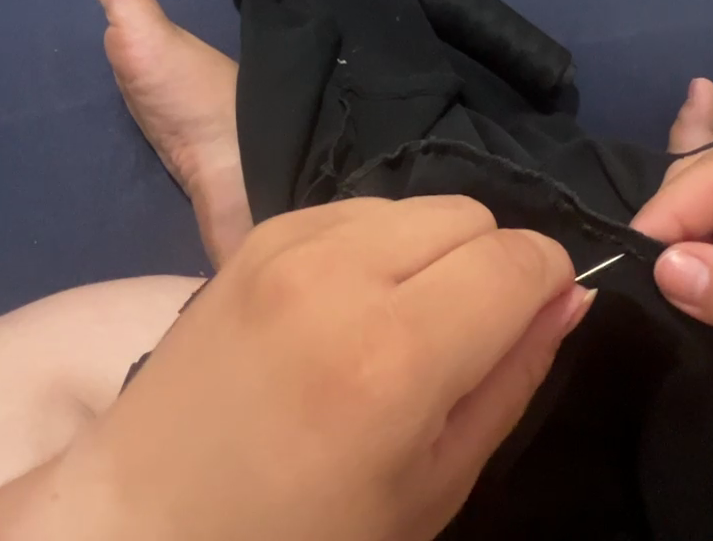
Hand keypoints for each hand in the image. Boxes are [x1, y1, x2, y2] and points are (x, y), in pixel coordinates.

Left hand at [81, 196, 590, 540]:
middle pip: (473, 214)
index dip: (546, 284)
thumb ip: (515, 375)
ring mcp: (290, 239)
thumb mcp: (434, 485)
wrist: (142, 521)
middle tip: (455, 337)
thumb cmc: (302, 536)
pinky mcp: (260, 229)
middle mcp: (340, 271)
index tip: (531, 321)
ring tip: (394, 320)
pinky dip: (380, 244)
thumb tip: (570, 296)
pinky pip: (363, 208)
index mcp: (391, 355)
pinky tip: (346, 303)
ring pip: (421, 204)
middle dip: (489, 265)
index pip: (519, 259)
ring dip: (433, 252)